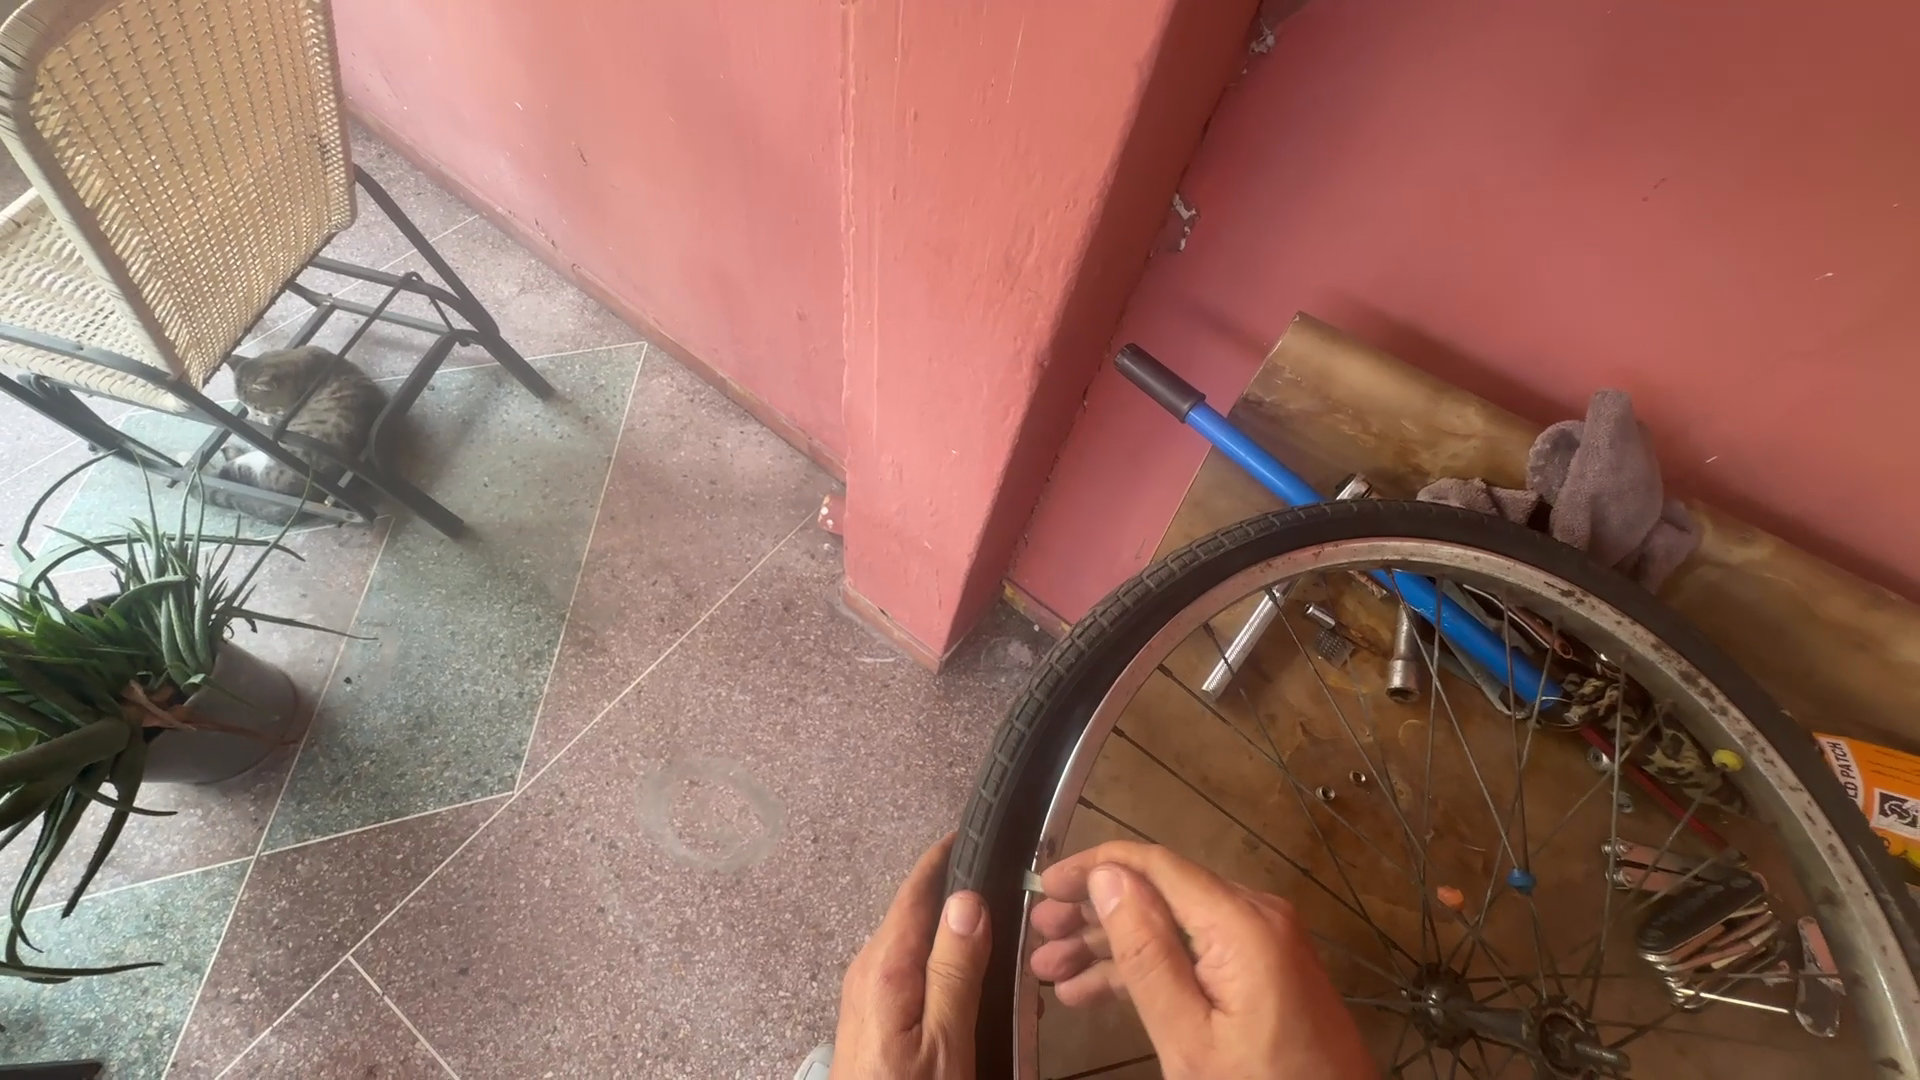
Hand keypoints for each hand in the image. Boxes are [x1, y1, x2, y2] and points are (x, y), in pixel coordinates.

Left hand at [830, 834, 990, 1079]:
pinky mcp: (872, 1012)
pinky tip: (973, 977)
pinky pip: (911, 964)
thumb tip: (966, 897)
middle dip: (960, 892)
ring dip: (955, 928)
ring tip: (1003, 934)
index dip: (948, 853)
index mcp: (887, 963)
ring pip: (916, 937)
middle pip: (917, 907)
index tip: (984, 829)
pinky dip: (943, 957)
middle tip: (1013, 893)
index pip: (918, 886)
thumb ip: (953, 969)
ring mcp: (867, 989)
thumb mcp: (944, 1044)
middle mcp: (870, 965)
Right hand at [1030, 841, 1375, 1079]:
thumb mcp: (1189, 1040)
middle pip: (1158, 892)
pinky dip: (1148, 968)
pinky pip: (1194, 952)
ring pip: (1171, 924)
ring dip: (1112, 946)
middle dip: (1094, 913)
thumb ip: (1146, 953)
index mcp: (1241, 922)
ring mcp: (1262, 941)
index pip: (1152, 864)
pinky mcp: (1263, 969)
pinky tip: (1094, 992)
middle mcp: (1254, 914)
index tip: (1045, 886)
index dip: (1093, 867)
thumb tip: (1106, 875)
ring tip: (1053, 969)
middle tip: (1041, 934)